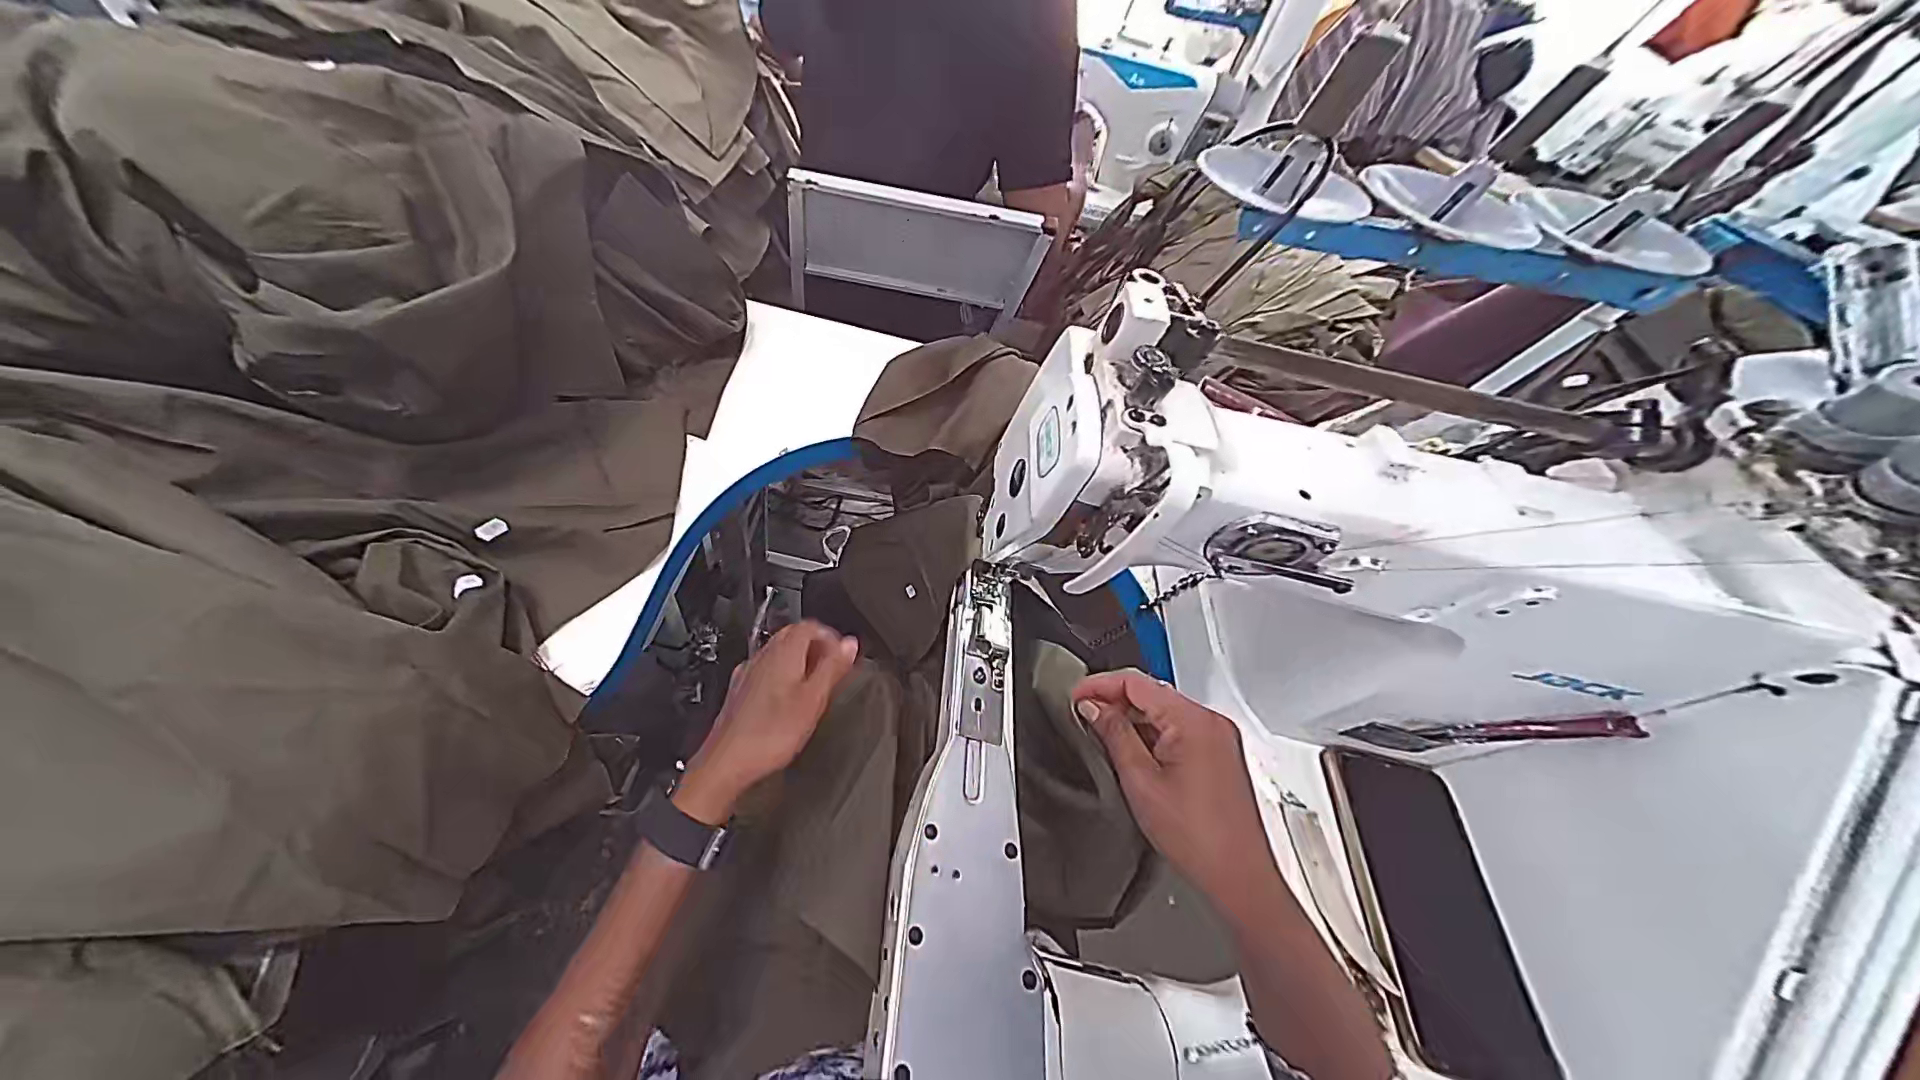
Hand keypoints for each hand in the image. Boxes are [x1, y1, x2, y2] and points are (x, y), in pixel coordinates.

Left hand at [674, 621, 858, 824]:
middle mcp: (761, 658)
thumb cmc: (767, 736)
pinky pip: (765, 672)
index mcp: (782, 654)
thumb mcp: (813, 700)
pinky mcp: (739, 693)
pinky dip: (783, 677)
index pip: (809, 626)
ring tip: (815, 684)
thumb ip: (833, 668)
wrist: (727, 764)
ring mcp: (747, 675)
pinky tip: (789, 700)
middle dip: (816, 646)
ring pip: (778, 654)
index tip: (843, 653)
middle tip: (833, 666)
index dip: (830, 635)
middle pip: (792, 635)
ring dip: (800, 661)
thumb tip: (849, 645)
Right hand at [1072, 670, 1280, 919]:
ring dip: (1132, 717)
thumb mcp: (1141, 781)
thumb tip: (1094, 709)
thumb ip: (1114, 735)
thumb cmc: (1200, 840)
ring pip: (1164, 710)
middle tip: (1083, 716)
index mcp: (1193, 722)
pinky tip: (1133, 751)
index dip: (1100, 685)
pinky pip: (1178, 728)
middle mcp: (1211, 722)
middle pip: (1151, 692)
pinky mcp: (1220, 752)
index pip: (1136, 682)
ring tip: (1103, 736)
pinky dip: (1152, 732)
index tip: (1076, 696)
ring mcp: (1218, 737)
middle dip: (1114, 700)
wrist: (1239, 877)